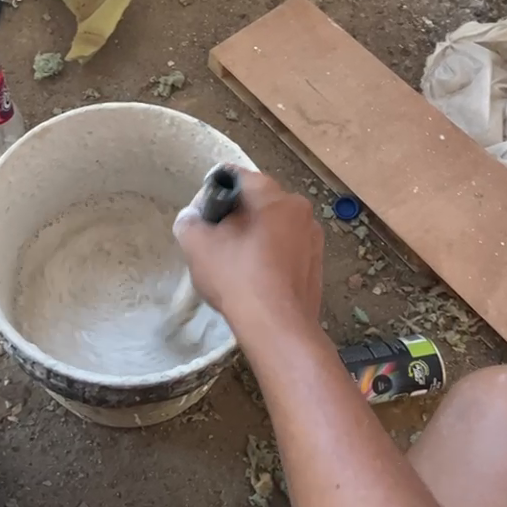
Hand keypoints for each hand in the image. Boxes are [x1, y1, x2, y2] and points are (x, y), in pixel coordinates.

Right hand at [174, 170, 323, 348]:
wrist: (277, 328)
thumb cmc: (237, 278)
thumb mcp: (197, 245)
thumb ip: (189, 221)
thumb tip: (193, 217)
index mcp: (273, 196)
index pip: (237, 178)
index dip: (214, 192)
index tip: (202, 214)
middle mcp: (299, 208)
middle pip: (258, 202)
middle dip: (235, 215)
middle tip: (215, 239)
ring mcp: (313, 237)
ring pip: (274, 225)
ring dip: (254, 235)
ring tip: (234, 261)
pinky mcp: (317, 263)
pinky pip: (287, 248)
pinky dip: (271, 254)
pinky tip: (256, 277)